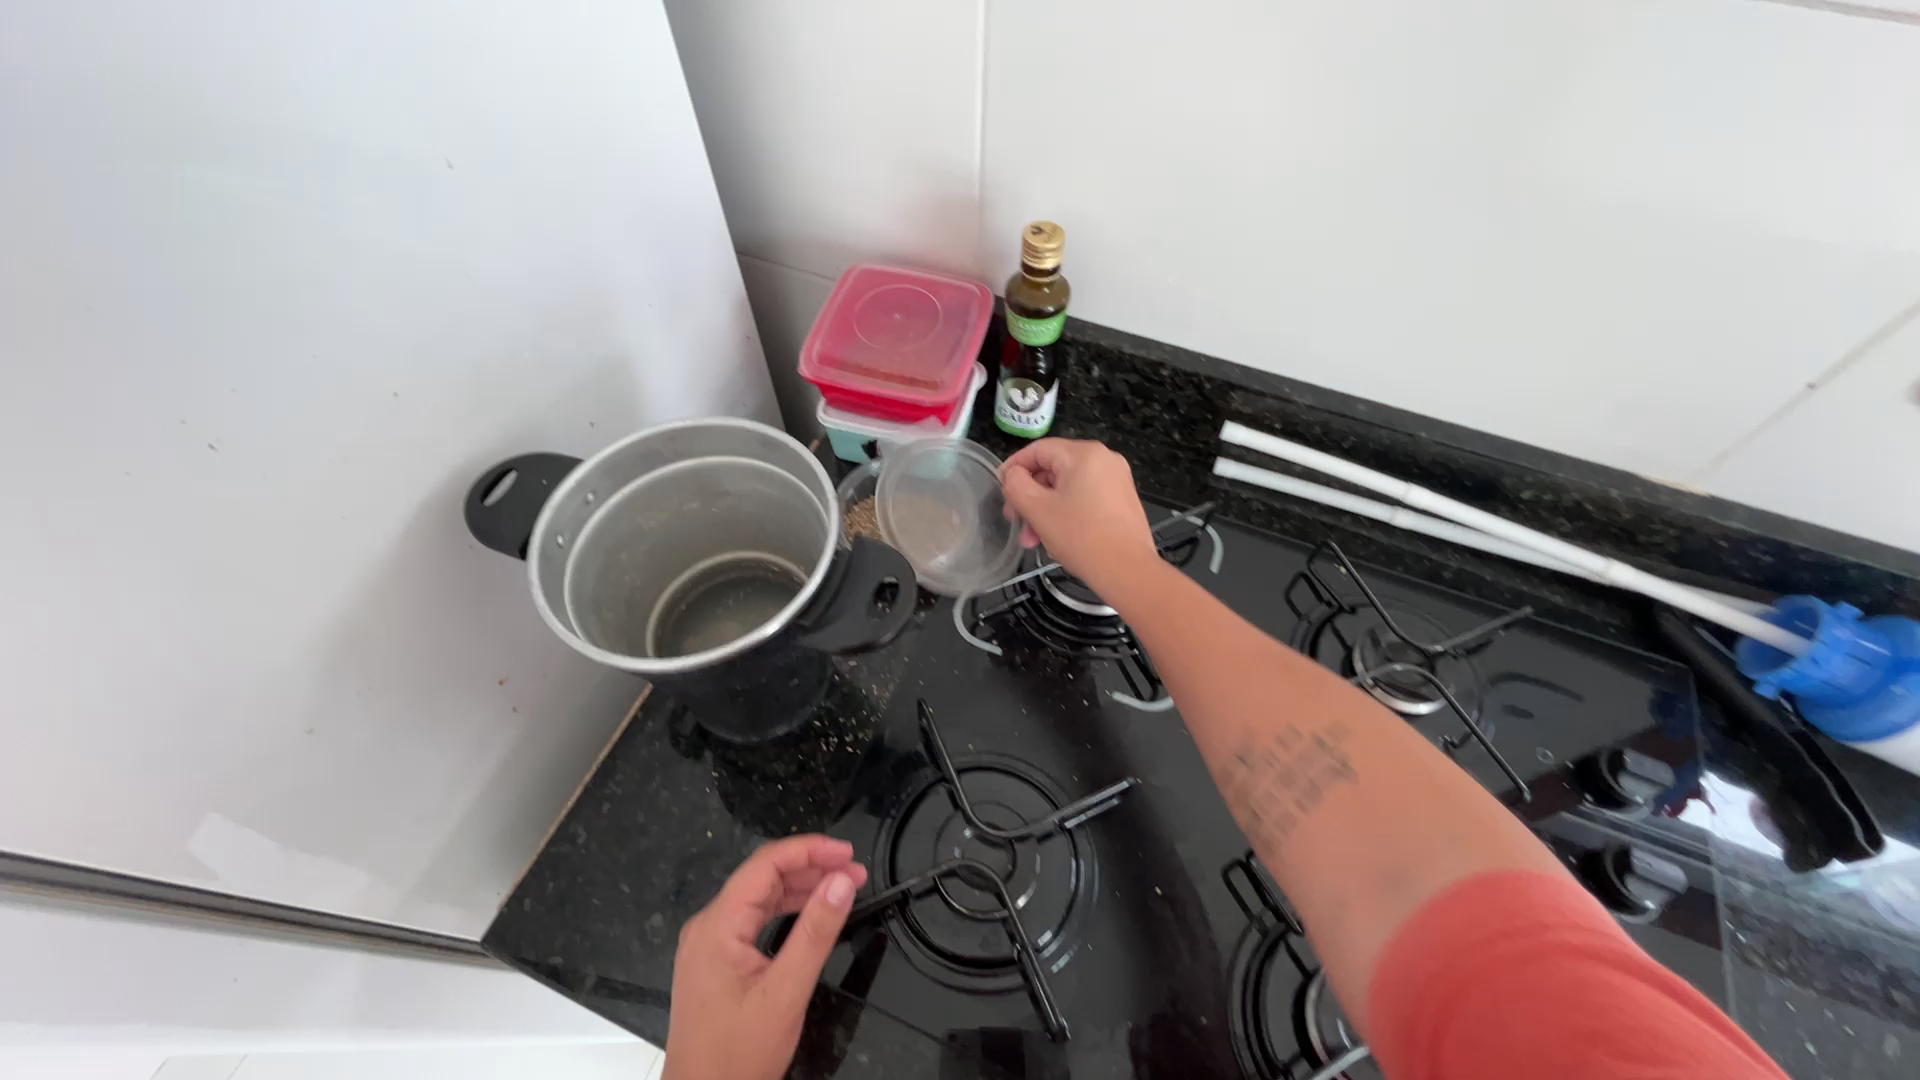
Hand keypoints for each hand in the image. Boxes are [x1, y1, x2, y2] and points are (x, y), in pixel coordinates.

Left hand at [662, 835, 868, 1079]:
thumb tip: (843, 881)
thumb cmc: (738, 1055)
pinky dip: (786, 910)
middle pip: (763, 876)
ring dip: (802, 887)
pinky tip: (813, 912)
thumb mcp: (786, 992)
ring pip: (760, 896)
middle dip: (811, 867)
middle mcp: (709, 925)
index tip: (848, 854)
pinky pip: (754, 919)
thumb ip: (816, 932)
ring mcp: (710, 943)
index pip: (766, 864)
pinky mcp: (716, 960)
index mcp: (718, 924)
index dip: (810, 850)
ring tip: (843, 887)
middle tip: (855, 873)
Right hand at [1000, 438, 1159, 598]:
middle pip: (1053, 469)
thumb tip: (1013, 475)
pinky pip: (1085, 497)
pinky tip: (1055, 537)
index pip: (1037, 450)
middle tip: (1015, 520)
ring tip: (1032, 539)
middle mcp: (1104, 459)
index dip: (1013, 467)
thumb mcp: (1037, 509)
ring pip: (1067, 487)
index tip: (1000, 488)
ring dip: (1045, 509)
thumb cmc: (1081, 537)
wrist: (1127, 570)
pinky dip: (1066, 512)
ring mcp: (1116, 480)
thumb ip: (1015, 484)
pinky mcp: (1121, 500)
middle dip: (1030, 496)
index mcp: (1084, 454)